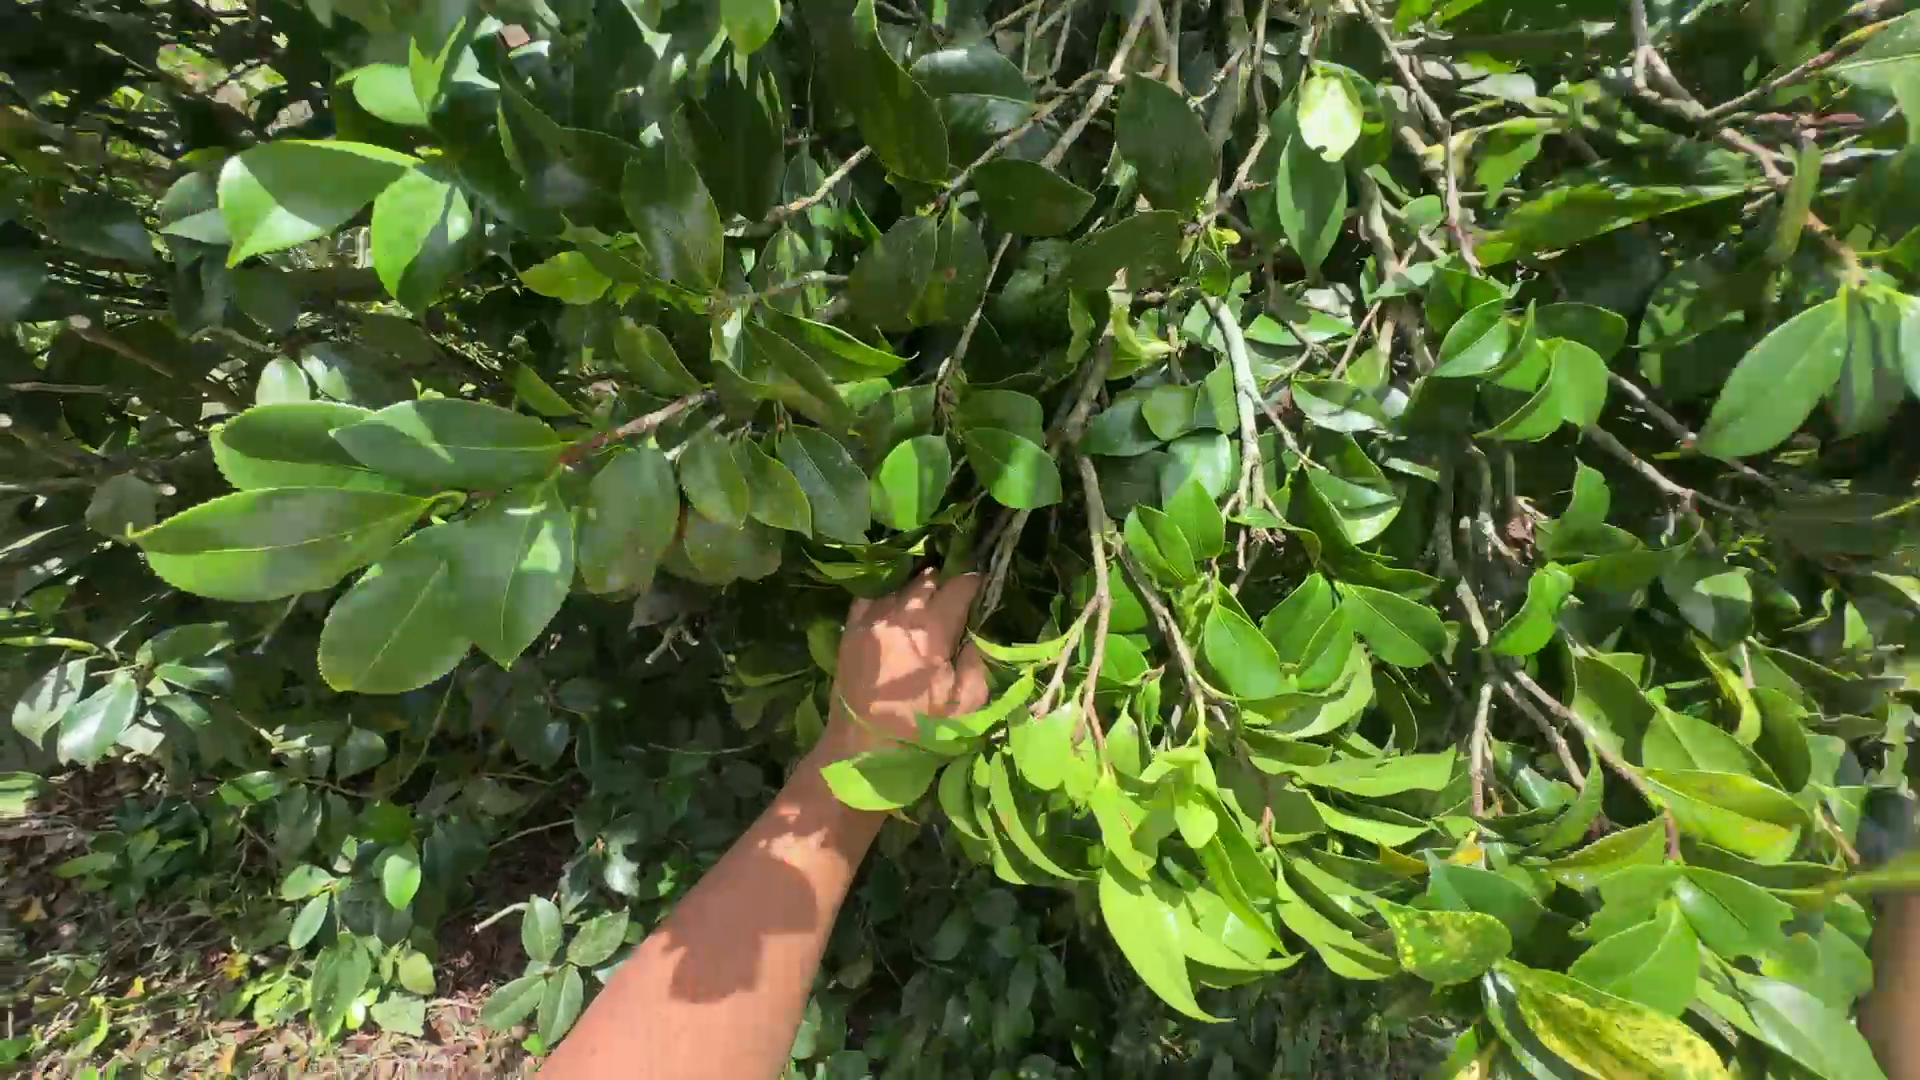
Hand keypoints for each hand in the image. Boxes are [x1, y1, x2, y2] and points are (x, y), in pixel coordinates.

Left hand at [817, 570, 989, 761]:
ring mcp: (870, 620)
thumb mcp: (966, 705)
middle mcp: (898, 617)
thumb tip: (979, 634)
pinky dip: (887, 598)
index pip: (958, 587)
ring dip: (916, 591)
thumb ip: (979, 663)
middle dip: (945, 584)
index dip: (975, 583)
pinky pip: (871, 598)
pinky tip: (895, 610)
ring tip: (927, 604)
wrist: (861, 752)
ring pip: (900, 587)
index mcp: (931, 633)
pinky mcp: (850, 630)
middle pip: (928, 580)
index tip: (983, 586)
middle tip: (956, 599)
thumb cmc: (920, 732)